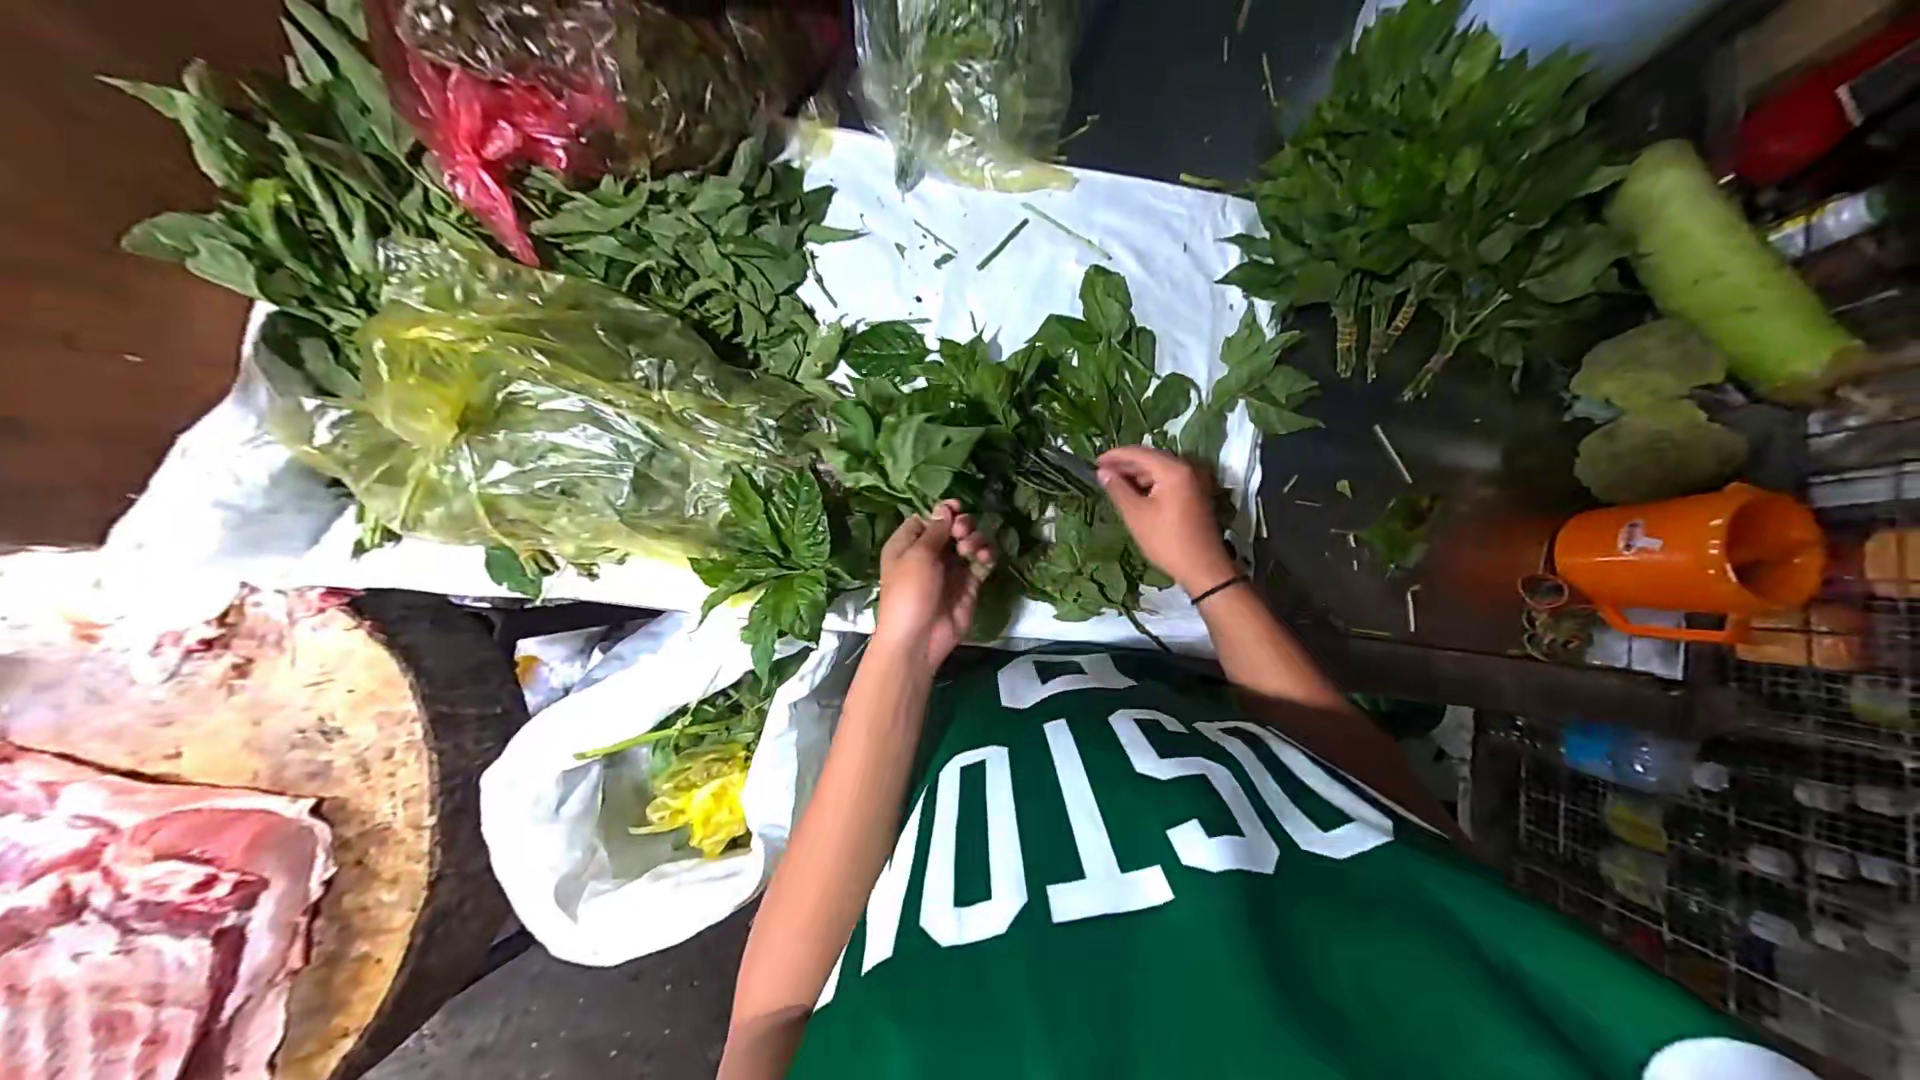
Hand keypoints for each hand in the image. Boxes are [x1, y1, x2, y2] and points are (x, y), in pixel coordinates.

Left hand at [873, 500, 994, 671]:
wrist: (918, 639)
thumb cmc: (909, 592)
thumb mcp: (917, 555)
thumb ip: (935, 530)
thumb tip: (944, 508)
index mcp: (908, 544)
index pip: (927, 519)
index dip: (942, 512)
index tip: (956, 508)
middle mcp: (930, 554)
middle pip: (953, 529)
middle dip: (962, 525)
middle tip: (962, 533)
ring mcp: (951, 570)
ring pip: (970, 544)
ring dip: (976, 540)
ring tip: (970, 550)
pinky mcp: (969, 586)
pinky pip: (981, 564)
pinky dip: (986, 557)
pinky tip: (985, 559)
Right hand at [1096, 446, 1238, 593]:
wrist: (1202, 566)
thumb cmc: (1166, 540)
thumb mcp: (1135, 514)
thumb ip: (1117, 489)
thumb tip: (1102, 472)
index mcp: (1173, 470)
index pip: (1139, 453)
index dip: (1114, 455)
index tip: (1094, 463)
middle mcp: (1186, 469)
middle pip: (1150, 458)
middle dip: (1125, 464)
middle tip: (1101, 473)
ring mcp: (1193, 480)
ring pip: (1158, 469)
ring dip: (1136, 474)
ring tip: (1113, 483)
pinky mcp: (1194, 493)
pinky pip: (1167, 480)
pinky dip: (1149, 483)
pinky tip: (1133, 492)